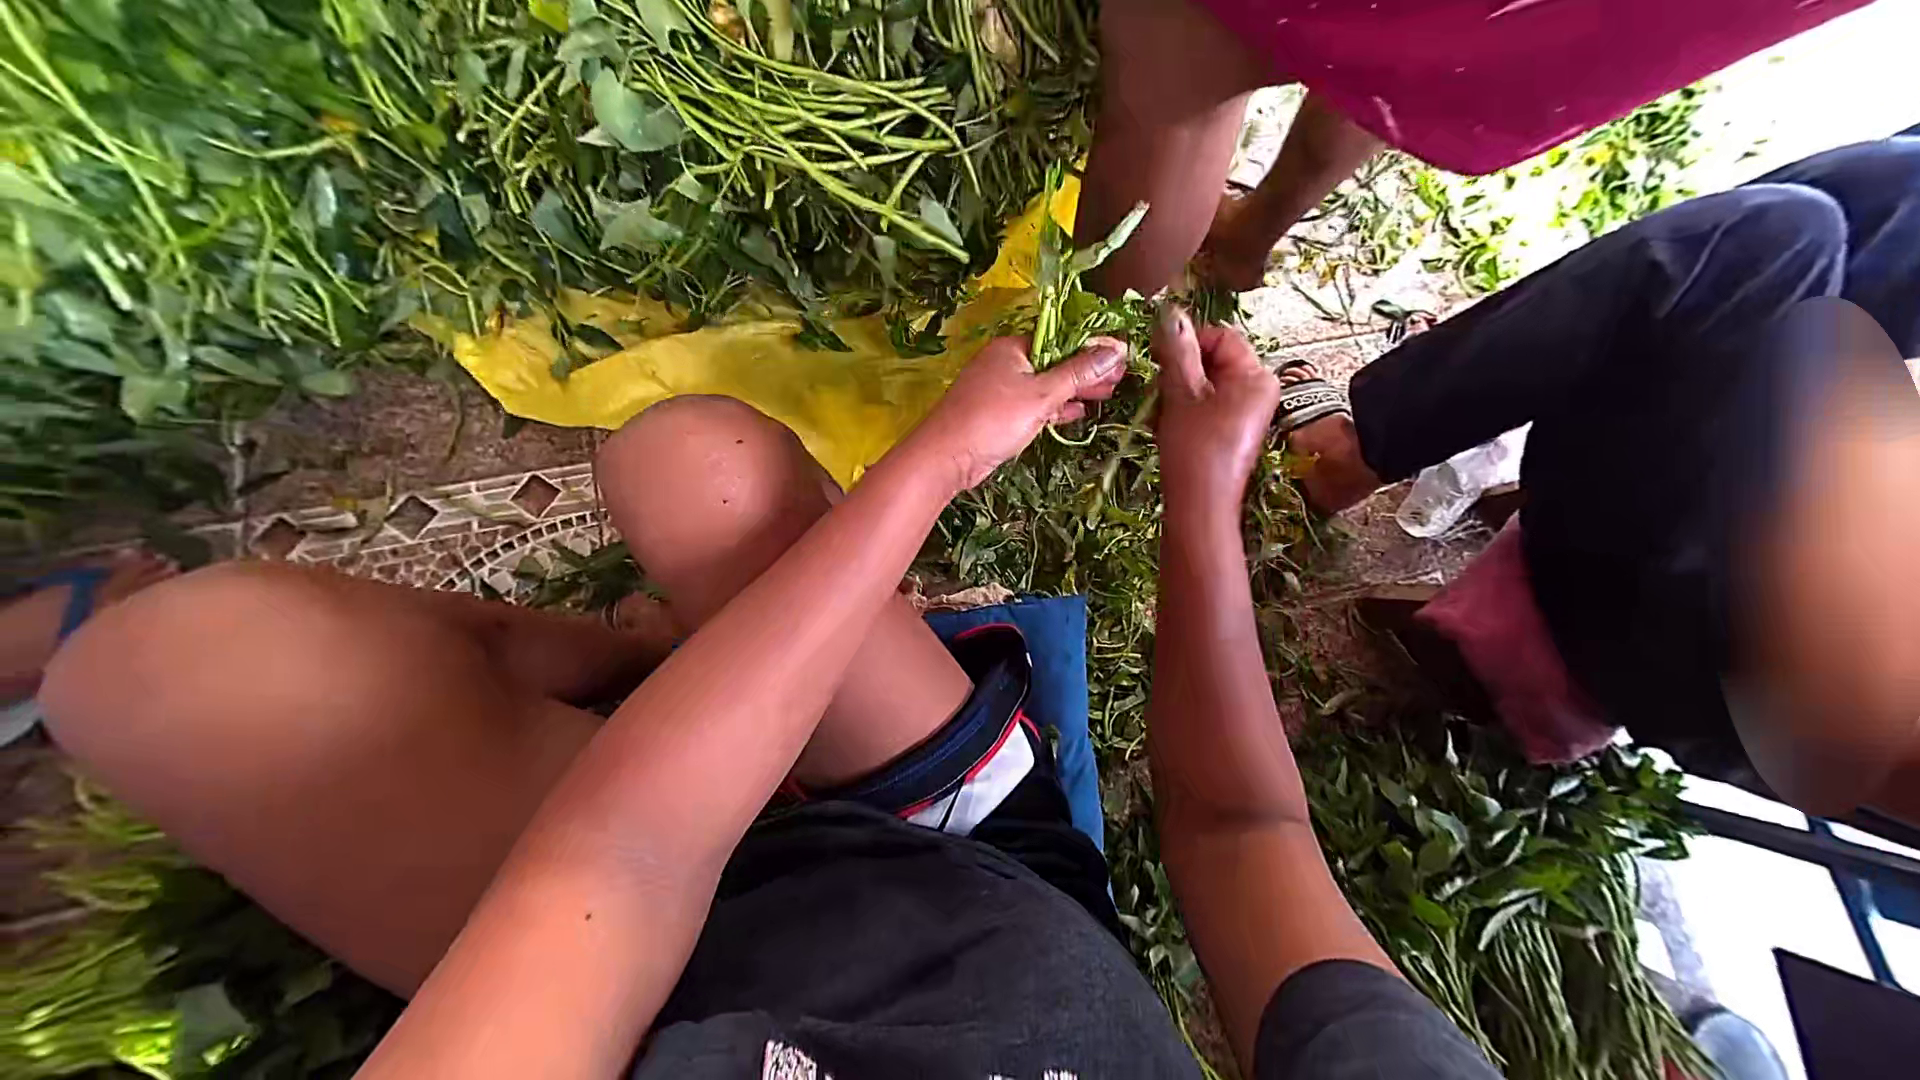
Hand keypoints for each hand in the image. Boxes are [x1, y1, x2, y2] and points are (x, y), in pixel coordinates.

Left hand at [905, 334, 1127, 492]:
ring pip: (1044, 385)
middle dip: (1086, 371)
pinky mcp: (996, 414)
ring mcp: (998, 389)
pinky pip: (1032, 404)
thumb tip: (1114, 350)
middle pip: (1054, 361)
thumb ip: (1078, 373)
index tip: (1121, 358)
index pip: (1060, 339)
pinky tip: (1075, 411)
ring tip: (1106, 394)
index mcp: (1012, 347)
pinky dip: (1053, 407)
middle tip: (1120, 378)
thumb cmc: (992, 420)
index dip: (1092, 348)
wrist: (945, 457)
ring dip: (1073, 390)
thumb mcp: (1041, 395)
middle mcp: (1004, 363)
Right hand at [1153, 304, 1280, 511]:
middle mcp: (1258, 390)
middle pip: (1213, 361)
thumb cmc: (1195, 448)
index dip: (1187, 342)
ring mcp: (1246, 413)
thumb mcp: (1182, 394)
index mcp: (1256, 376)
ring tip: (1159, 412)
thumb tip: (1171, 313)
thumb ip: (1177, 351)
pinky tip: (1165, 426)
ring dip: (1176, 393)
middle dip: (1179, 371)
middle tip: (1155, 389)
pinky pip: (1206, 407)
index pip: (1220, 337)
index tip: (1156, 356)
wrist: (1200, 504)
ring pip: (1205, 386)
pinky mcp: (1232, 431)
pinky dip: (1183, 410)